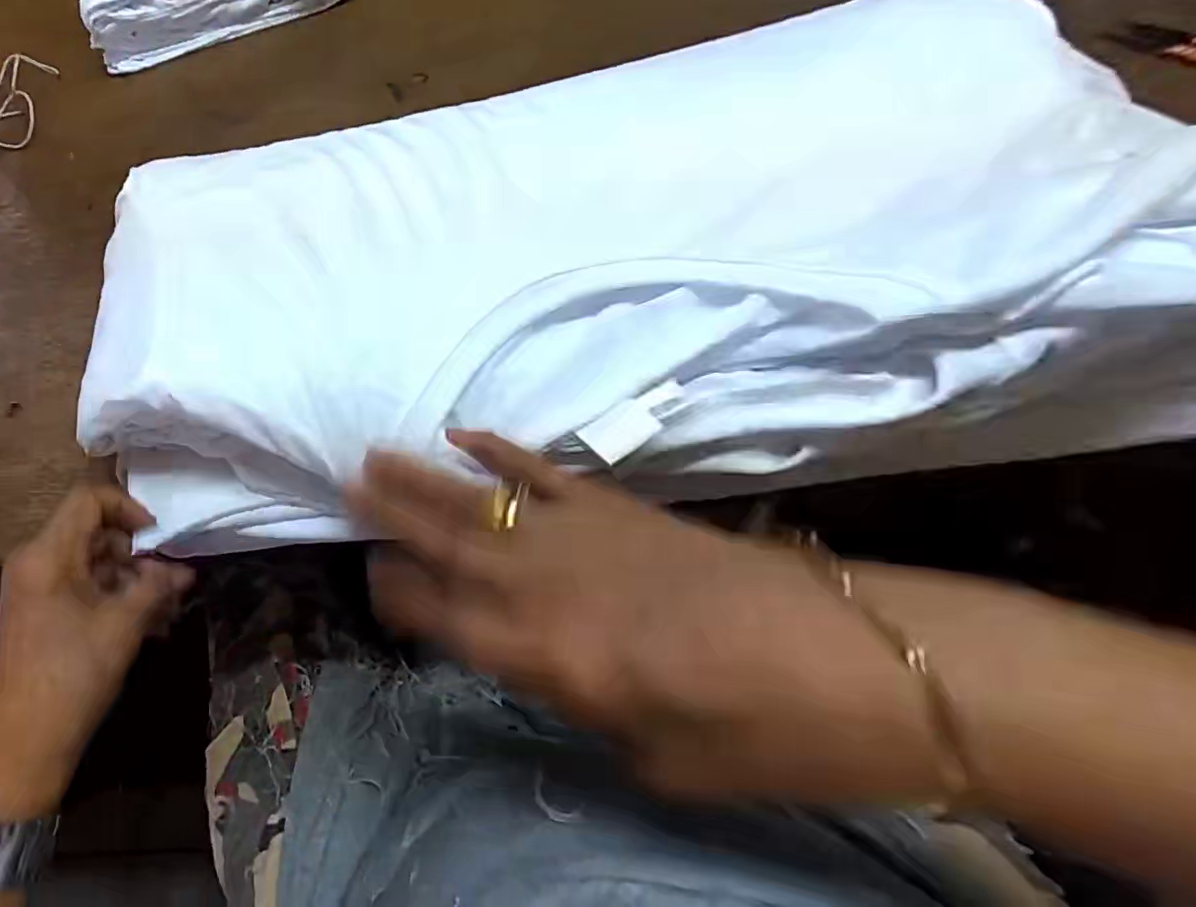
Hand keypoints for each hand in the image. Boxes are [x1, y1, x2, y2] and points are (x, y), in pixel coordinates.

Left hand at [0, 484, 194, 818]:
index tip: (158, 537)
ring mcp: (36, 588)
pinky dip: (116, 598)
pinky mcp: (42, 612)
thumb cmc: (73, 675)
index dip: (129, 508)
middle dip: (139, 553)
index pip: (89, 499)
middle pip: (95, 532)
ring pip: (94, 562)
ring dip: (134, 579)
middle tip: (173, 580)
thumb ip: (157, 585)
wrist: (22, 746)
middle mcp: (36, 561)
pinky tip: (150, 626)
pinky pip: (84, 587)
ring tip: (168, 610)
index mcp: (46, 554)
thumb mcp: (124, 624)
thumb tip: (184, 568)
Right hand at [346, 431, 946, 804]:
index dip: (397, 594)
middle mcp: (542, 586)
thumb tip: (542, 667)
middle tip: (347, 488)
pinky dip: (498, 451)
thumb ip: (574, 703)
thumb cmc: (750, 733)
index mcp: (543, 656)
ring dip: (422, 478)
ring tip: (376, 456)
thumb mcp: (647, 759)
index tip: (372, 576)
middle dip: (390, 515)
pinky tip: (463, 436)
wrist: (848, 658)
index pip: (440, 615)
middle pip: (445, 543)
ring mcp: (575, 533)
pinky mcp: (612, 504)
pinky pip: (539, 470)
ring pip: (477, 499)